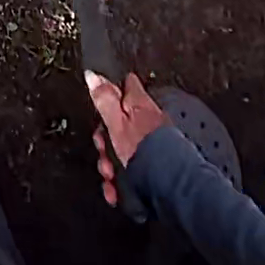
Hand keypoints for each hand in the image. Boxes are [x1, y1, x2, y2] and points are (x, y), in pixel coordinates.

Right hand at [86, 71, 168, 207]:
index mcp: (140, 104)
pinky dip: (123, 178)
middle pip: (119, 121)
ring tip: (111, 175)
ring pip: (123, 146)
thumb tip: (93, 76)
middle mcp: (150, 120)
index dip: (109, 94)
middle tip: (104, 150)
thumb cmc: (146, 151)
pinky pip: (133, 166)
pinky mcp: (157, 163)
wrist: (171, 185)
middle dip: (105, 139)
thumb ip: (104, 98)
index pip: (126, 85)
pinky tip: (118, 188)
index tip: (101, 107)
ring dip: (111, 162)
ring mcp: (154, 142)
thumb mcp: (116, 122)